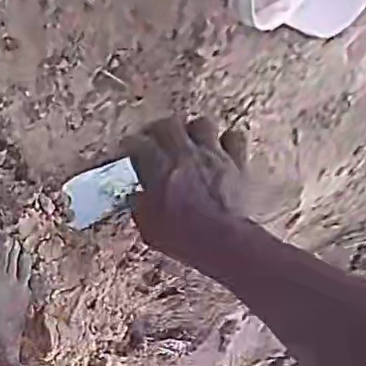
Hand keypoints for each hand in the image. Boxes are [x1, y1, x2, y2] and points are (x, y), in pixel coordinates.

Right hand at [123, 116, 251, 258]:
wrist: (221, 241)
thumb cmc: (185, 238)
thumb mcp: (149, 228)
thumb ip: (141, 207)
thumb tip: (137, 198)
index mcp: (161, 170)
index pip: (139, 144)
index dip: (130, 145)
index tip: (128, 149)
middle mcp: (186, 156)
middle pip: (169, 125)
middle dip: (159, 130)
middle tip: (155, 139)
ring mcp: (213, 157)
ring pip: (202, 124)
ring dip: (193, 131)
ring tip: (189, 143)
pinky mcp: (236, 164)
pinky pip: (234, 138)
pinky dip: (228, 141)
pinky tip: (222, 150)